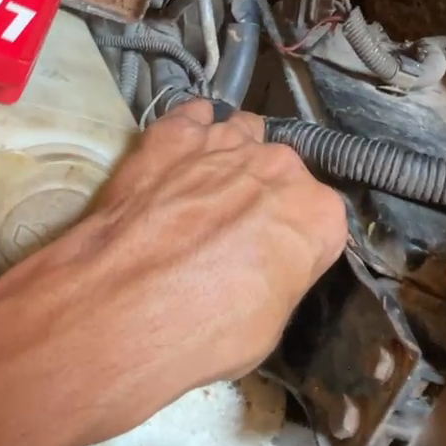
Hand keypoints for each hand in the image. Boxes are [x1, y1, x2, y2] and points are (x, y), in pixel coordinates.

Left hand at [9, 101, 347, 437]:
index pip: (320, 218)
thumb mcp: (269, 325)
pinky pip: (193, 115)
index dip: (296, 237)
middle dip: (263, 192)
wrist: (125, 302)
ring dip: (231, 154)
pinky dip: (190, 130)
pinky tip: (176, 154)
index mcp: (317, 213)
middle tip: (232, 228)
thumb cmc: (207, 330)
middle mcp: (279, 165)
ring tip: (205, 185)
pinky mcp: (174, 131)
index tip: (274, 256)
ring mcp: (225, 141)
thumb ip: (282, 273)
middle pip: (281, 170)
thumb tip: (267, 263)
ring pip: (241, 132)